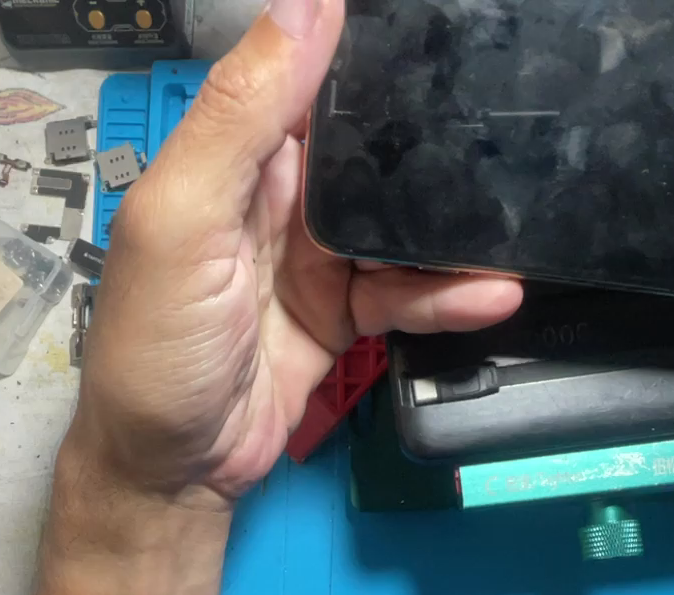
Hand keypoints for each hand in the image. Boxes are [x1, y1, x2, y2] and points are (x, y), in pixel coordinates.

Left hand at [65, 0, 521, 508]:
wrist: (176, 468)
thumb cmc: (156, 348)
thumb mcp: (181, 224)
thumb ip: (238, 121)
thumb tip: (307, 4)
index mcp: (233, 161)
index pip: (308, 81)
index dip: (367, 54)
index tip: (448, 31)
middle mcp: (280, 204)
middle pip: (369, 153)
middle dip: (432, 138)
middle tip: (512, 120)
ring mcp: (317, 265)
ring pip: (399, 229)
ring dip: (453, 232)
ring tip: (518, 222)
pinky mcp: (343, 319)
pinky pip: (402, 296)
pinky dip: (443, 297)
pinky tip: (491, 292)